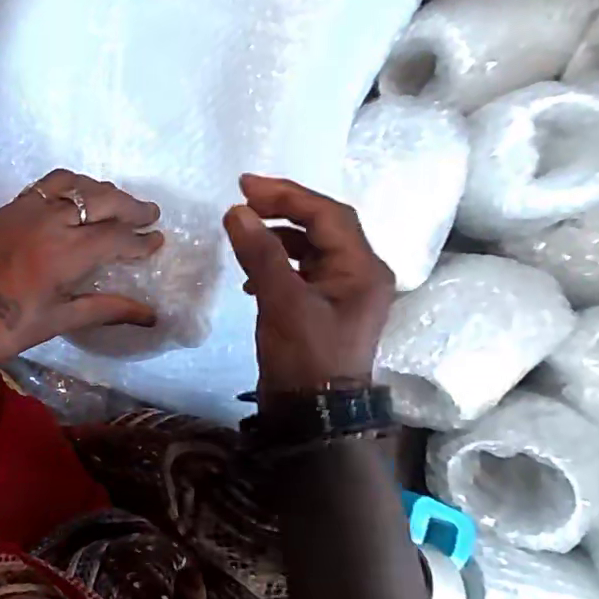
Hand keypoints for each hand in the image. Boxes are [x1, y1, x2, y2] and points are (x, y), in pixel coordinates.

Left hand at [0, 169, 164, 364]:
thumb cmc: (7, 329)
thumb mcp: (60, 320)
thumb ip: (107, 309)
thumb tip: (151, 315)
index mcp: (63, 255)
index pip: (115, 237)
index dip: (140, 240)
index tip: (157, 241)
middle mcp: (48, 222)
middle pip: (101, 200)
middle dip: (130, 207)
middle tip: (149, 215)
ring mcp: (25, 209)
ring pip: (74, 184)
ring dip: (101, 192)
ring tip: (116, 205)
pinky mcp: (7, 208)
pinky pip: (46, 184)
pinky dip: (70, 187)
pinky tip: (77, 200)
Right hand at [224, 174, 393, 396]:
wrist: (313, 413)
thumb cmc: (304, 357)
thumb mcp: (281, 303)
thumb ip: (260, 254)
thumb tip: (236, 212)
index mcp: (362, 268)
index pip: (327, 215)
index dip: (287, 195)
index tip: (245, 186)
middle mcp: (361, 273)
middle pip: (323, 226)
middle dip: (283, 209)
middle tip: (243, 199)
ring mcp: (344, 292)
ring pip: (312, 248)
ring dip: (278, 236)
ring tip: (244, 232)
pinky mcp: (325, 308)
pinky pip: (303, 272)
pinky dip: (277, 264)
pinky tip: (252, 276)